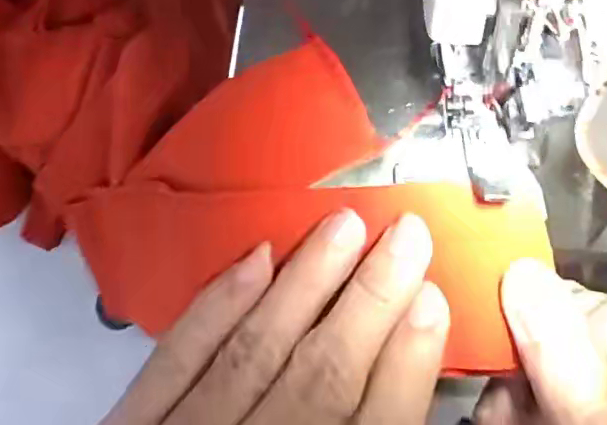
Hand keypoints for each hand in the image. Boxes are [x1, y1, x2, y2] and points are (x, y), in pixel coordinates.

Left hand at [101, 209, 450, 424]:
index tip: (431, 297)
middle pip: (320, 380)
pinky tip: (255, 258)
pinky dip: (216, 308)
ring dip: (304, 284)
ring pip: (254, 353)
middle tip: (406, 233)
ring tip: (344, 224)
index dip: (407, 363)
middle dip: (370, 300)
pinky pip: (176, 361)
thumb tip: (424, 382)